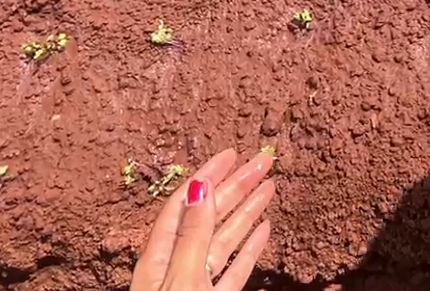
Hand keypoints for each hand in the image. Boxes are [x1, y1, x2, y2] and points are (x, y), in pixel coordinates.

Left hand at [131, 148, 275, 290]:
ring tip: (270, 187)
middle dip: (235, 187)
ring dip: (247, 211)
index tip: (232, 152)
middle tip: (263, 161)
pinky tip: (266, 230)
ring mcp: (196, 286)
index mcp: (159, 260)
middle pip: (208, 217)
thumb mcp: (180, 279)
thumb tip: (201, 184)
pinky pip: (234, 270)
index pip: (184, 205)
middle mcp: (176, 268)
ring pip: (224, 240)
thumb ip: (193, 234)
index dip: (207, 176)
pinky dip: (251, 248)